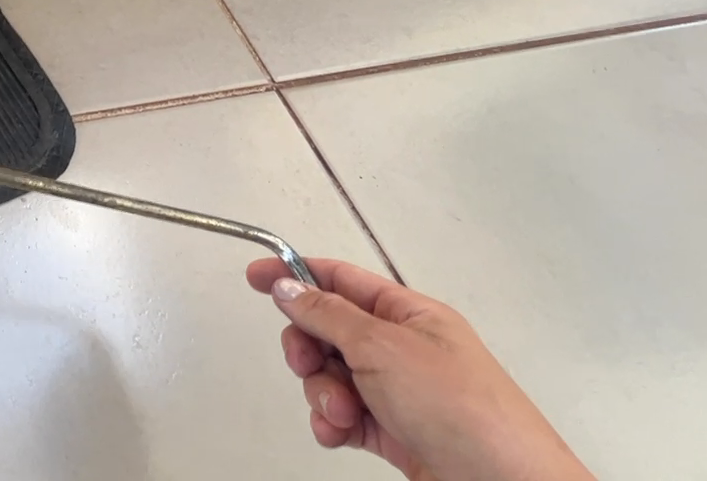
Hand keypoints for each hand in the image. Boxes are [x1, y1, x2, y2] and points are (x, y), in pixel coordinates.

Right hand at [247, 258, 593, 480]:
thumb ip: (325, 312)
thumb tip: (285, 285)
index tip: (253, 278)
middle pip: (326, 329)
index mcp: (410, 316)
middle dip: (307, 347)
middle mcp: (402, 349)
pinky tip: (337, 433)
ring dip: (321, 391)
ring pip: (329, 373)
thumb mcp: (382, 347)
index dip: (295, 273)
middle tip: (305, 363)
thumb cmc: (453, 406)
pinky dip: (331, 421)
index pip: (340, 279)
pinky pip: (342, 413)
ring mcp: (399, 393)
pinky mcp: (393, 432)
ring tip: (341, 413)